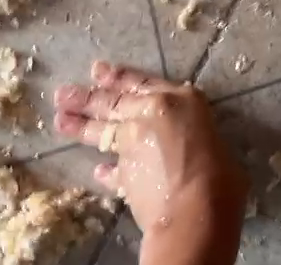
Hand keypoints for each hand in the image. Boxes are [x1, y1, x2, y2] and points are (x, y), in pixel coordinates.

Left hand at [53, 62, 245, 264]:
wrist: (197, 210)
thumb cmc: (221, 172)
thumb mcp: (214, 136)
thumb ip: (193, 133)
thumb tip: (190, 146)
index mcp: (180, 99)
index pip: (143, 82)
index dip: (119, 77)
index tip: (97, 71)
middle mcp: (151, 114)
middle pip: (114, 102)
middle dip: (87, 97)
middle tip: (63, 93)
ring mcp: (133, 144)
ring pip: (102, 130)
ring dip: (80, 126)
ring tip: (60, 119)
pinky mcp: (124, 175)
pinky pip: (112, 170)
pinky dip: (105, 171)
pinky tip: (97, 173)